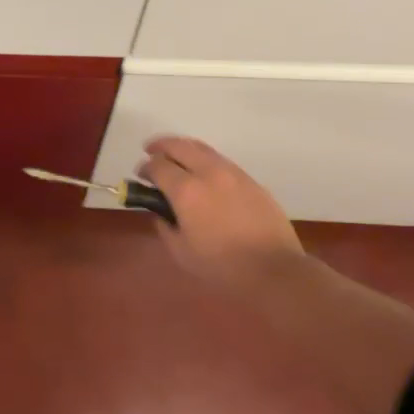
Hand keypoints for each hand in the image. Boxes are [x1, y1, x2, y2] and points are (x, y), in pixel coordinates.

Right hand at [138, 136, 304, 286]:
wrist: (273, 267)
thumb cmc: (222, 265)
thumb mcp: (181, 252)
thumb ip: (165, 227)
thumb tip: (161, 213)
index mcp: (186, 191)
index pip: (158, 166)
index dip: (145, 167)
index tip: (140, 175)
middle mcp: (208, 173)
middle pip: (179, 146)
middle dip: (161, 146)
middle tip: (151, 152)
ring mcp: (232, 173)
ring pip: (203, 148)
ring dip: (184, 148)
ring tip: (176, 157)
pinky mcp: (250, 180)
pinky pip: (221, 161)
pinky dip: (205, 160)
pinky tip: (203, 173)